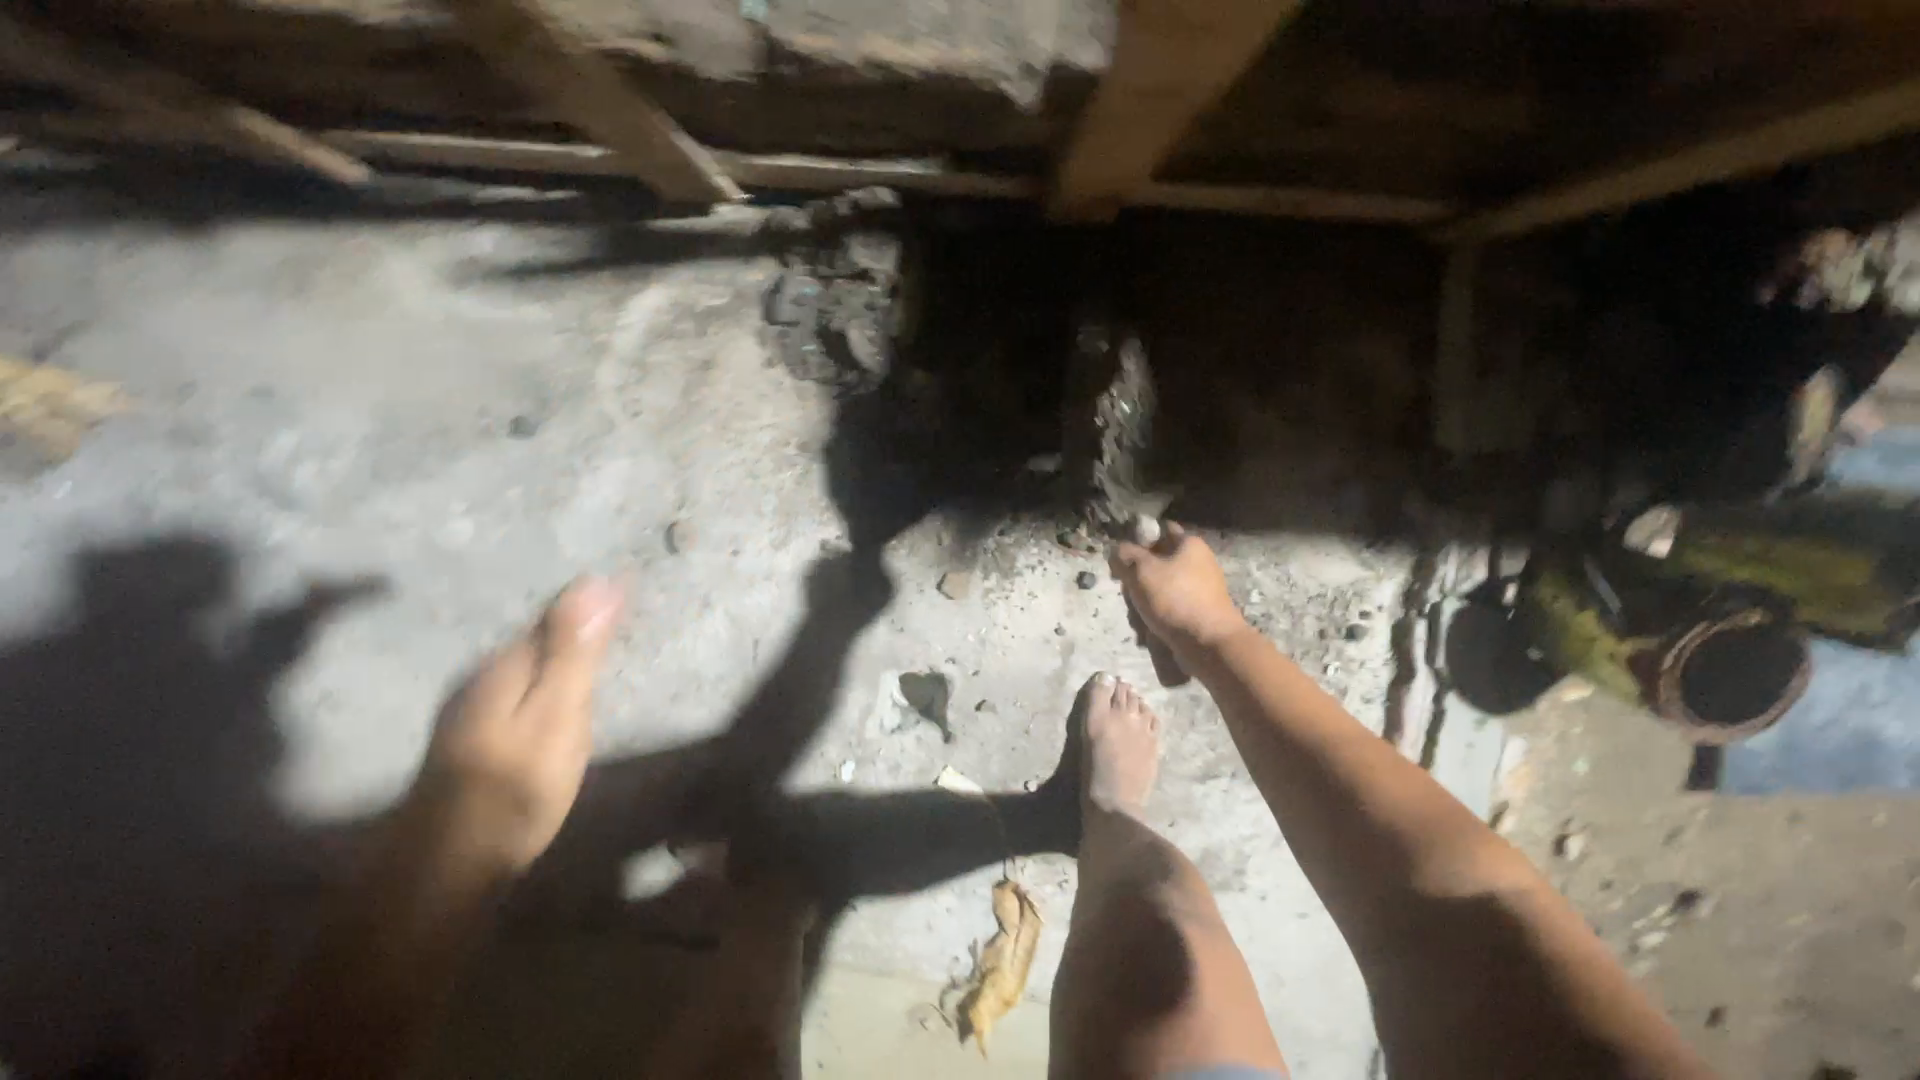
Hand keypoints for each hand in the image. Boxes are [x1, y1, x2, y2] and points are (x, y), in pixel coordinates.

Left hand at [408, 576, 625, 872]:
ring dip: (560, 659)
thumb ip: (574, 652)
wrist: (443, 872)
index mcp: (506, 665)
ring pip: (525, 669)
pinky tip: (555, 708)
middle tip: (621, 620)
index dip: (595, 605)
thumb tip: (597, 581)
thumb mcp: (556, 716)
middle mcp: (480, 678)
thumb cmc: (514, 791)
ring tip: (596, 660)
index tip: (632, 592)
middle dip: (575, 629)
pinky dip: (545, 691)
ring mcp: (468, 711)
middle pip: (537, 640)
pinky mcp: (468, 743)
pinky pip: (517, 695)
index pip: (556, 615)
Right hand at [1109, 524, 1248, 657]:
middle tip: (1128, 591)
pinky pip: (1169, 608)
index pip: (1161, 529)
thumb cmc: (1174, 598)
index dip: (1139, 539)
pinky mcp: (1197, 612)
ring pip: (1159, 588)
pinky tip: (1149, 629)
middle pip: (1156, 563)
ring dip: (1143, 601)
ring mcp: (1199, 589)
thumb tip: (1117, 551)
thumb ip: (1124, 555)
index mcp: (1189, 545)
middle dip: (1137, 579)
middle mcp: (1197, 563)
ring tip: (1138, 617)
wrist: (1208, 643)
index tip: (1123, 557)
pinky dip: (1157, 616)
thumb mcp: (1141, 570)